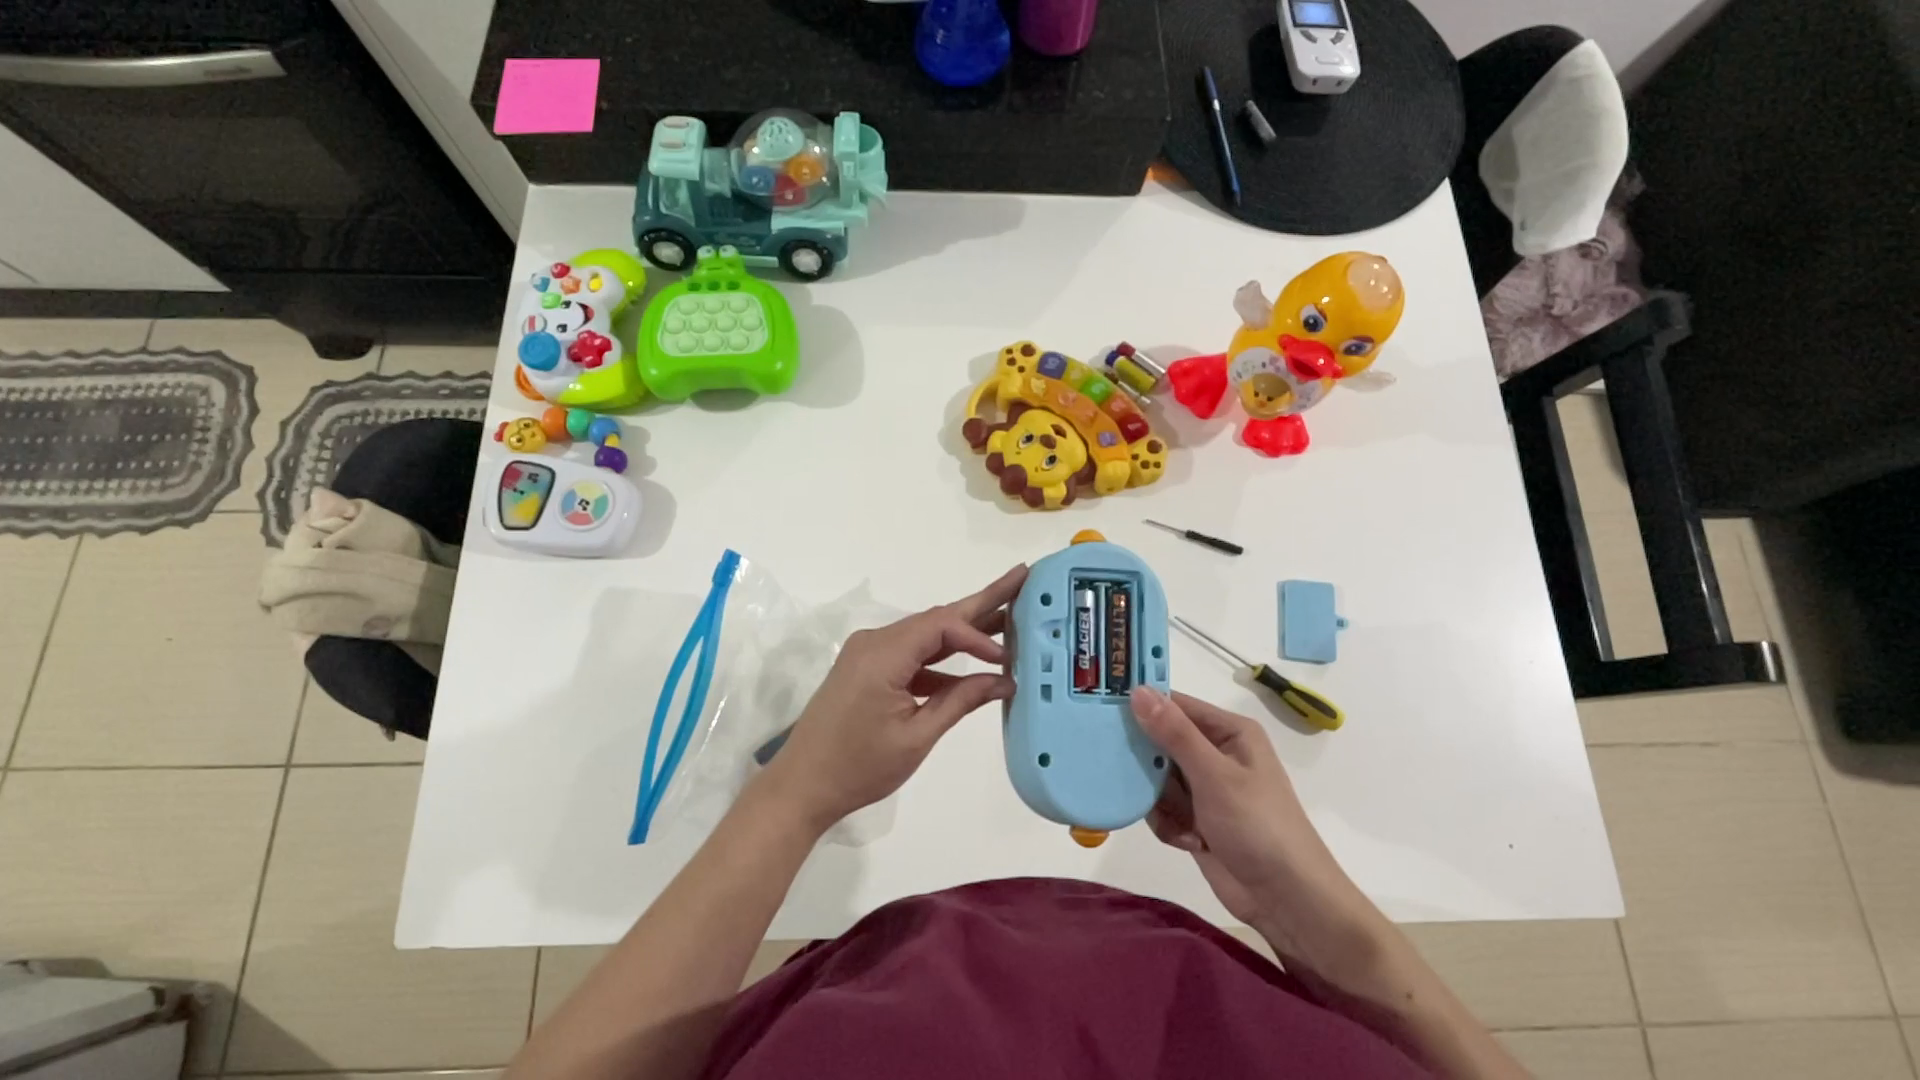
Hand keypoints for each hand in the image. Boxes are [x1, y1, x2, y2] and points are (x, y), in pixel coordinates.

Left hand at [755, 565, 1028, 831]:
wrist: (802, 786)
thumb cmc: (859, 767)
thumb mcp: (916, 737)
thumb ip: (960, 702)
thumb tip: (1004, 681)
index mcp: (882, 654)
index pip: (942, 626)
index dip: (979, 637)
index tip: (1006, 661)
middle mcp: (874, 642)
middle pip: (937, 618)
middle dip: (981, 602)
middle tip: (1023, 578)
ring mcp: (868, 653)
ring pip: (926, 635)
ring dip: (964, 633)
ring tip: (1009, 621)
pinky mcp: (867, 668)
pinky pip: (912, 654)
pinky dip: (941, 660)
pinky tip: (971, 669)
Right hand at [1130, 687, 1380, 956]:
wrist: (1285, 898)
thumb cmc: (1257, 826)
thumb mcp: (1214, 776)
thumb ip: (1174, 734)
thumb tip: (1138, 690)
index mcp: (1229, 732)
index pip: (1175, 704)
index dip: (1142, 705)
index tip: (1103, 710)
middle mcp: (1216, 754)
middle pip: (1160, 742)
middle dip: (1147, 764)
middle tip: (1124, 772)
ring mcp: (1205, 788)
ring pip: (1156, 779)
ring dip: (1160, 803)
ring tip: (1178, 822)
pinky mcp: (1196, 819)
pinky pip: (1162, 809)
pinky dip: (1168, 825)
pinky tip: (1187, 841)